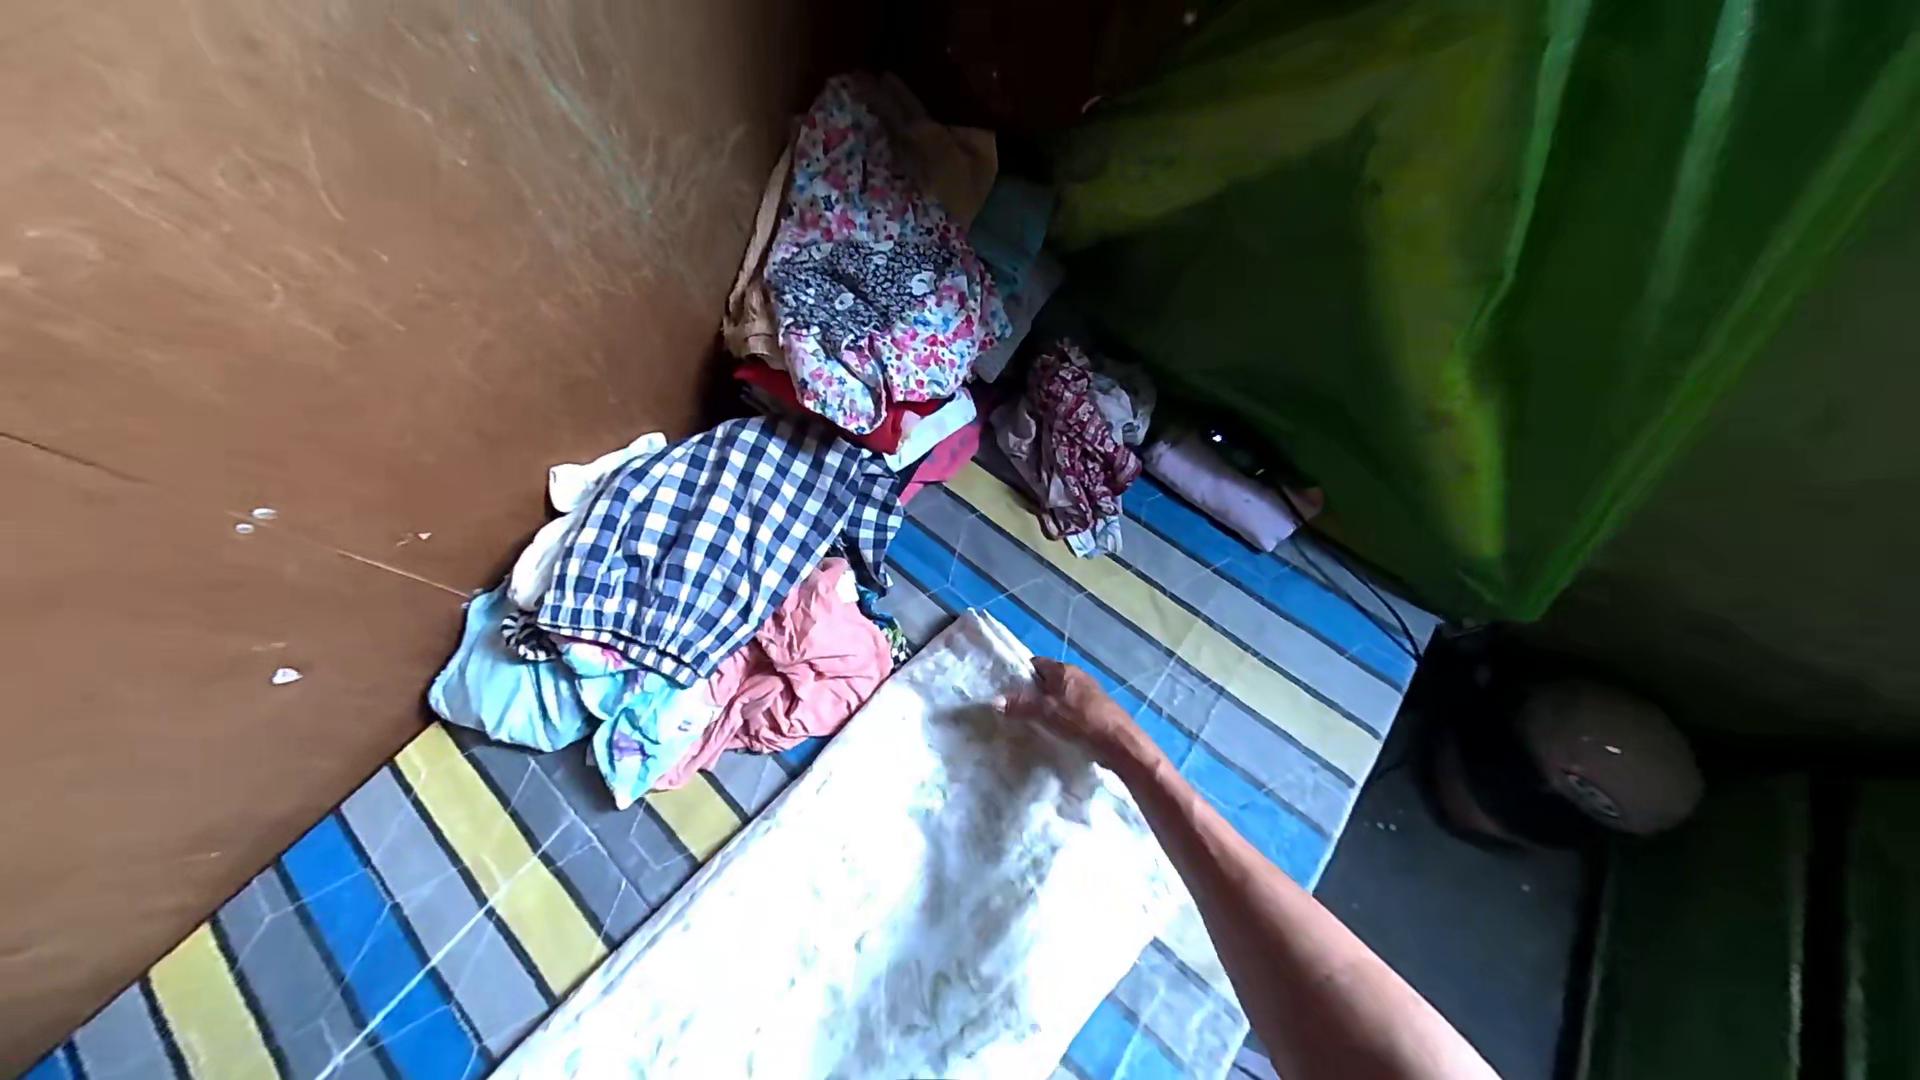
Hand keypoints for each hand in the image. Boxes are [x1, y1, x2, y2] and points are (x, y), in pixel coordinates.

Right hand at [996, 657, 1154, 771]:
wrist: (1120, 742)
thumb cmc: (1080, 721)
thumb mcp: (1045, 713)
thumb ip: (1020, 706)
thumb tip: (994, 700)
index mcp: (1063, 669)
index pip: (1036, 663)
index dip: (1021, 675)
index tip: (1008, 690)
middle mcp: (1077, 674)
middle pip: (1048, 679)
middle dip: (1034, 692)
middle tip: (1017, 708)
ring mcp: (1089, 691)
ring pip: (1061, 693)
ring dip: (1049, 704)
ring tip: (1034, 721)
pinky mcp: (1097, 707)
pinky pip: (1072, 705)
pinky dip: (1062, 713)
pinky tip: (1057, 729)